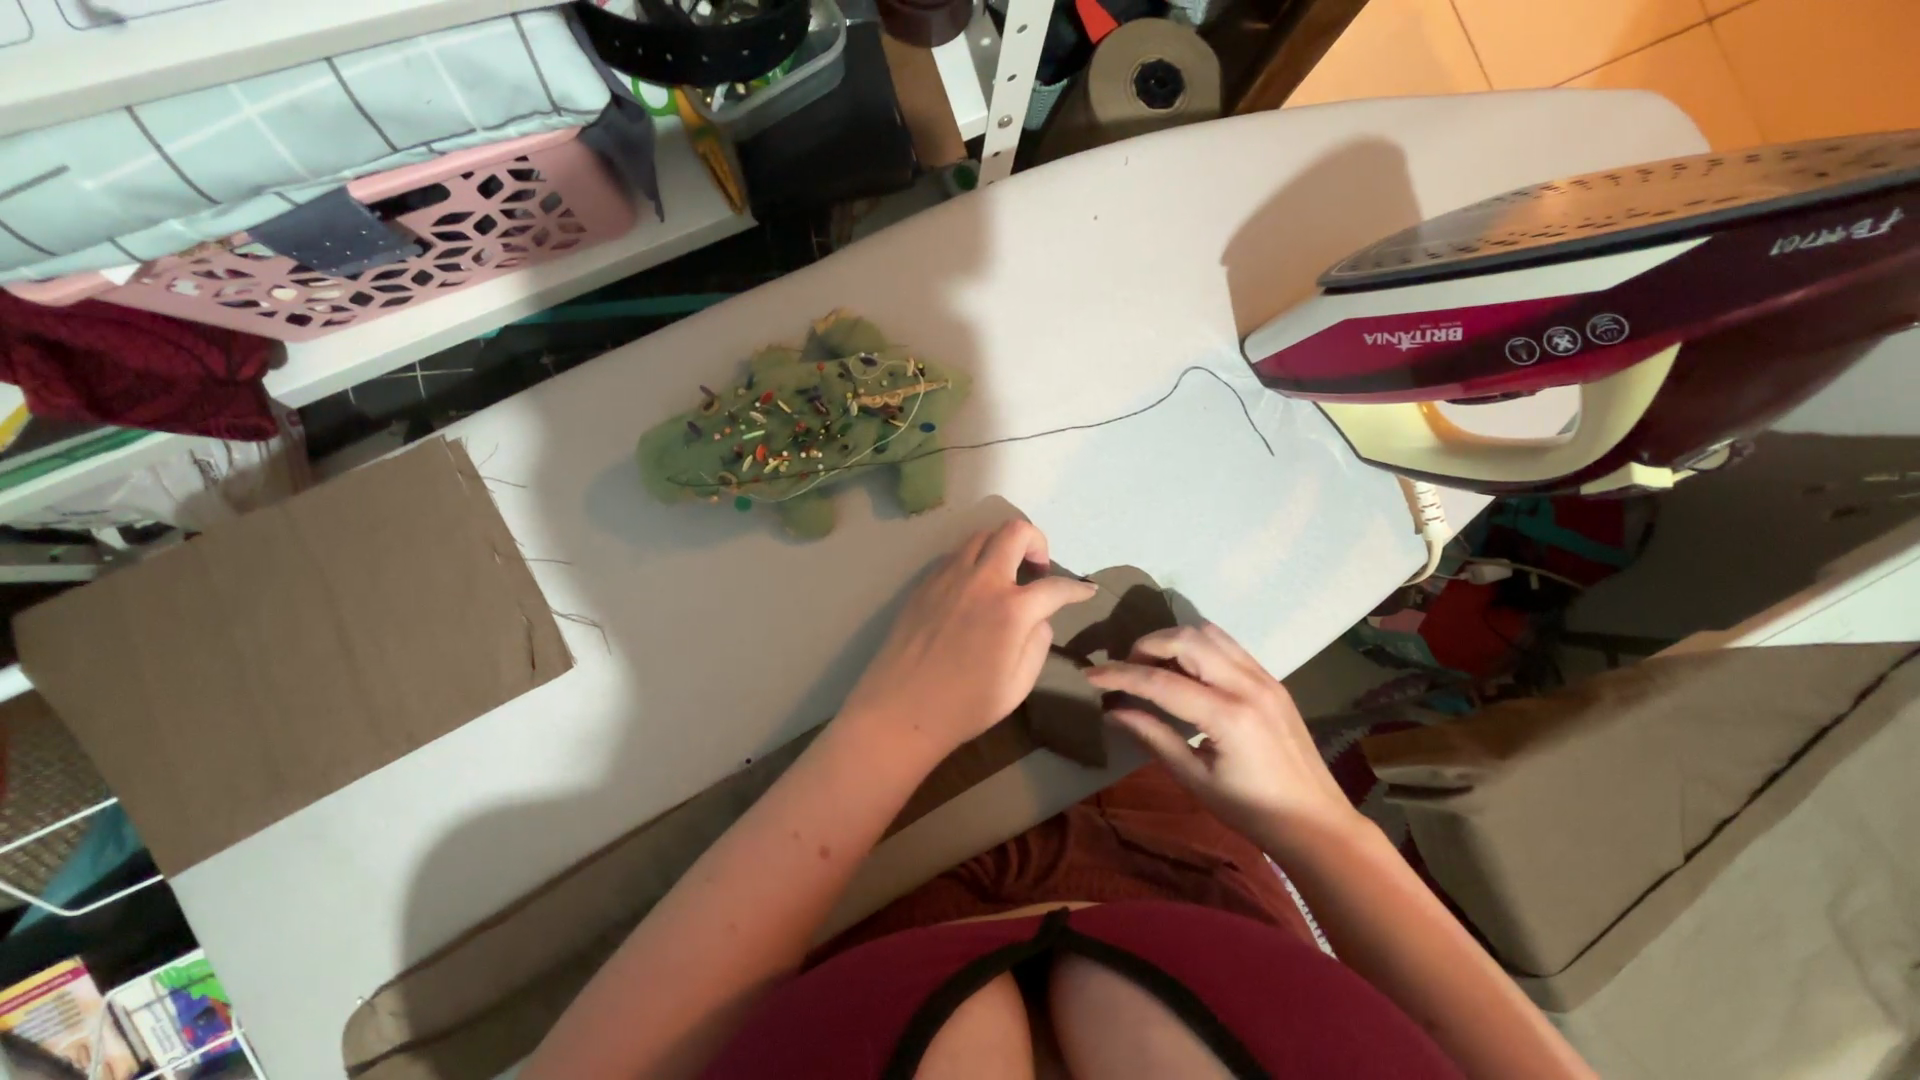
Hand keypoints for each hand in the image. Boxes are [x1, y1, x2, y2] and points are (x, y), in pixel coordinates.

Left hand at [839, 519, 1097, 757]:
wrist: (901, 709)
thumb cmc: (965, 706)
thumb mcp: (1019, 684)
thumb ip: (1038, 642)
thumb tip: (1040, 618)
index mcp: (1011, 610)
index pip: (1055, 586)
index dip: (1076, 588)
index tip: (1086, 591)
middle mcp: (982, 581)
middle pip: (1015, 532)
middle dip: (1037, 541)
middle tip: (1038, 568)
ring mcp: (949, 577)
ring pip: (982, 535)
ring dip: (1002, 545)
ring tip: (1006, 574)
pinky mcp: (925, 583)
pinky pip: (956, 555)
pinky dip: (974, 560)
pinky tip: (974, 588)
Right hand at [1086, 624, 1357, 842]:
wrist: (1315, 821)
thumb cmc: (1250, 811)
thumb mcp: (1195, 779)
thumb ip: (1153, 737)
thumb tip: (1112, 711)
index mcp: (1228, 716)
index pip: (1160, 681)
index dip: (1120, 675)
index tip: (1090, 674)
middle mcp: (1247, 685)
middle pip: (1185, 639)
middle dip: (1146, 646)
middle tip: (1125, 669)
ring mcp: (1264, 677)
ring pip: (1208, 633)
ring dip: (1172, 640)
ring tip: (1152, 665)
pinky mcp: (1272, 679)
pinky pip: (1228, 645)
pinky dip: (1197, 646)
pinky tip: (1183, 669)